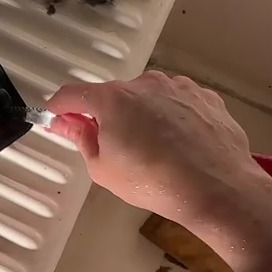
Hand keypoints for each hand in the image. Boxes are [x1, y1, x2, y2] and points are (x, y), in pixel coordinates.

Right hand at [47, 70, 271, 233]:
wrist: (216, 188)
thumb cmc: (152, 181)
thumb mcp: (102, 168)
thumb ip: (81, 138)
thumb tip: (66, 123)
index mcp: (112, 99)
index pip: (72, 94)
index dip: (59, 107)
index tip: (56, 118)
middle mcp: (145, 83)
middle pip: (113, 95)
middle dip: (106, 115)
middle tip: (110, 146)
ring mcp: (179, 87)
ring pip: (147, 97)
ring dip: (141, 114)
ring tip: (151, 148)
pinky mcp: (205, 98)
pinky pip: (177, 103)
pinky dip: (170, 117)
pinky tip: (177, 144)